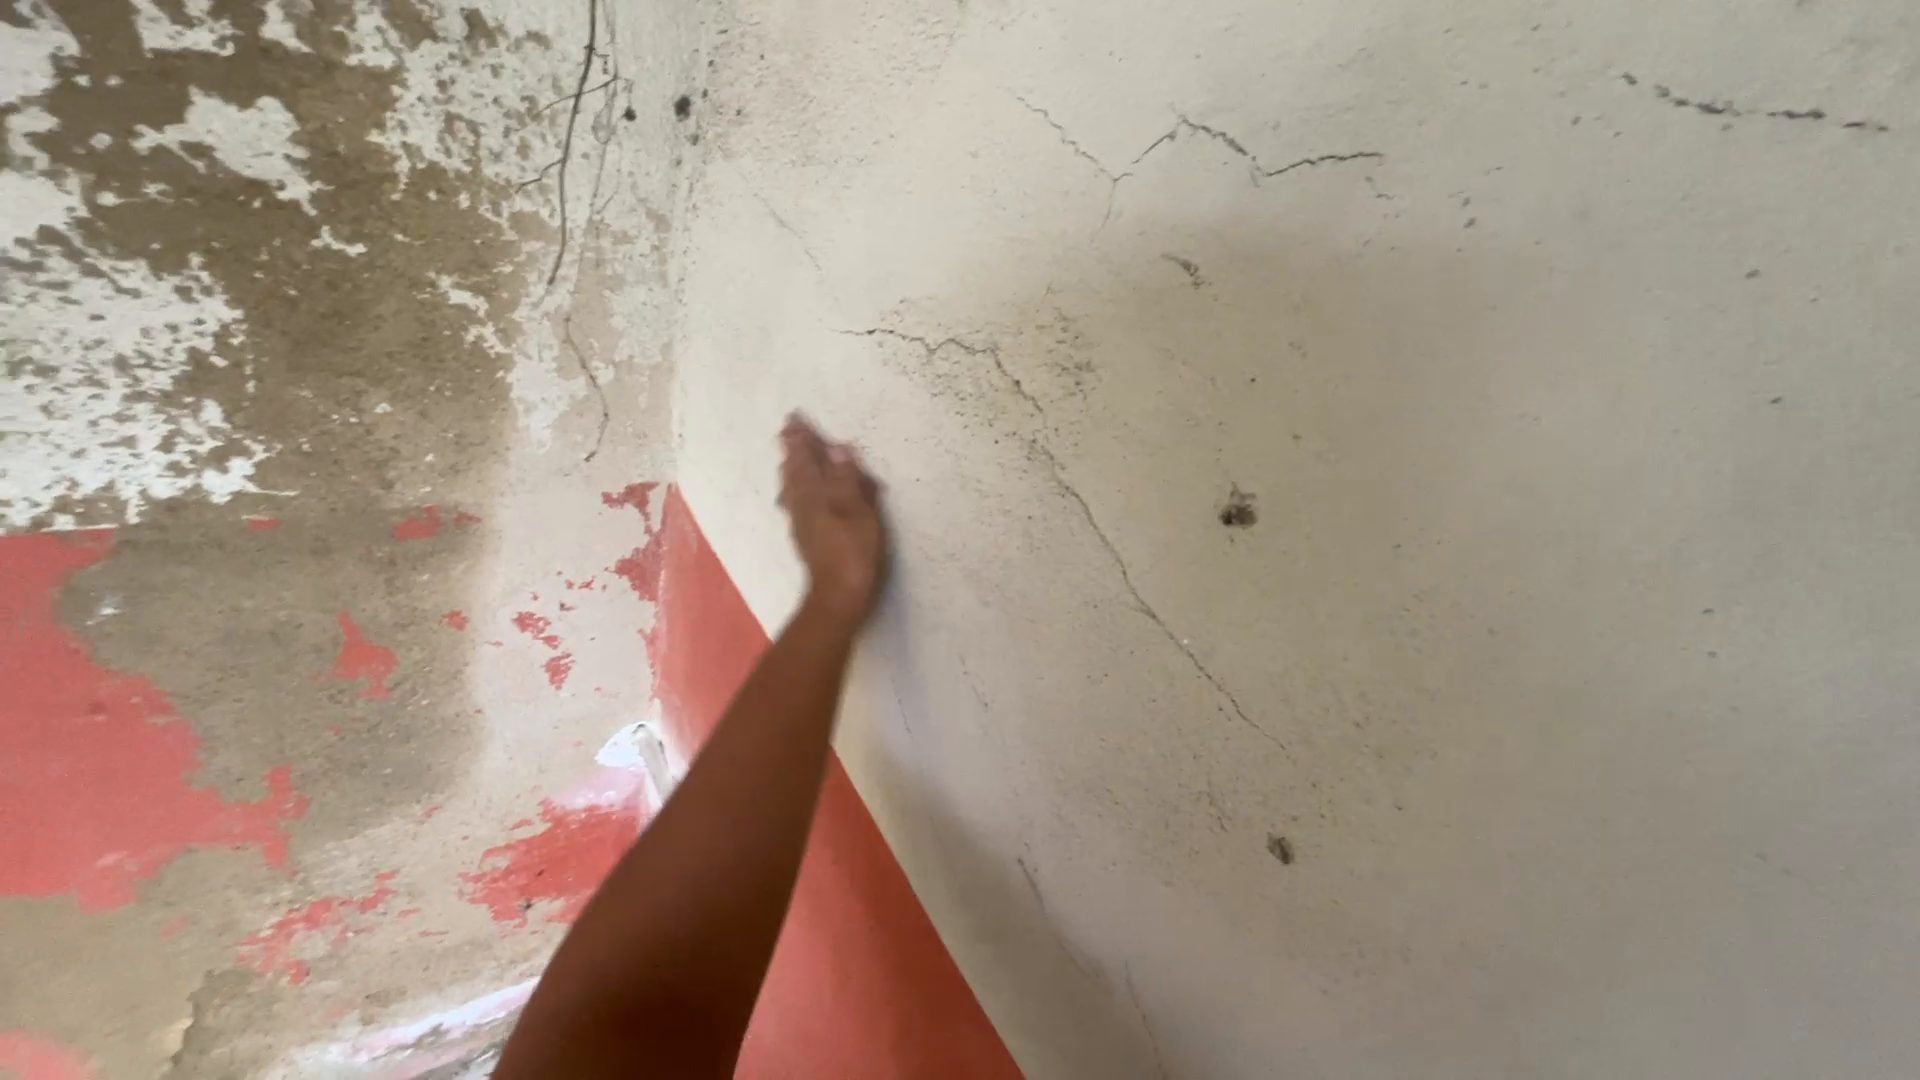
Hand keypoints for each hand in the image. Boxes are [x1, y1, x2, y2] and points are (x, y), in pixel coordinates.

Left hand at [778, 414, 886, 627]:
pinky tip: (795, 497)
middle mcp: (802, 505)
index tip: (795, 419)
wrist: (839, 595)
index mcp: (815, 494)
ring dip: (791, 470)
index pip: (806, 458)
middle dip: (792, 450)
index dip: (802, 438)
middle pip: (793, 471)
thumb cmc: (853, 550)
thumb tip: (837, 448)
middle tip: (788, 431)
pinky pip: (796, 504)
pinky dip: (796, 490)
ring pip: (791, 488)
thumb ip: (846, 479)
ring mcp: (801, 523)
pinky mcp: (806, 538)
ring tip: (788, 458)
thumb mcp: (858, 511)